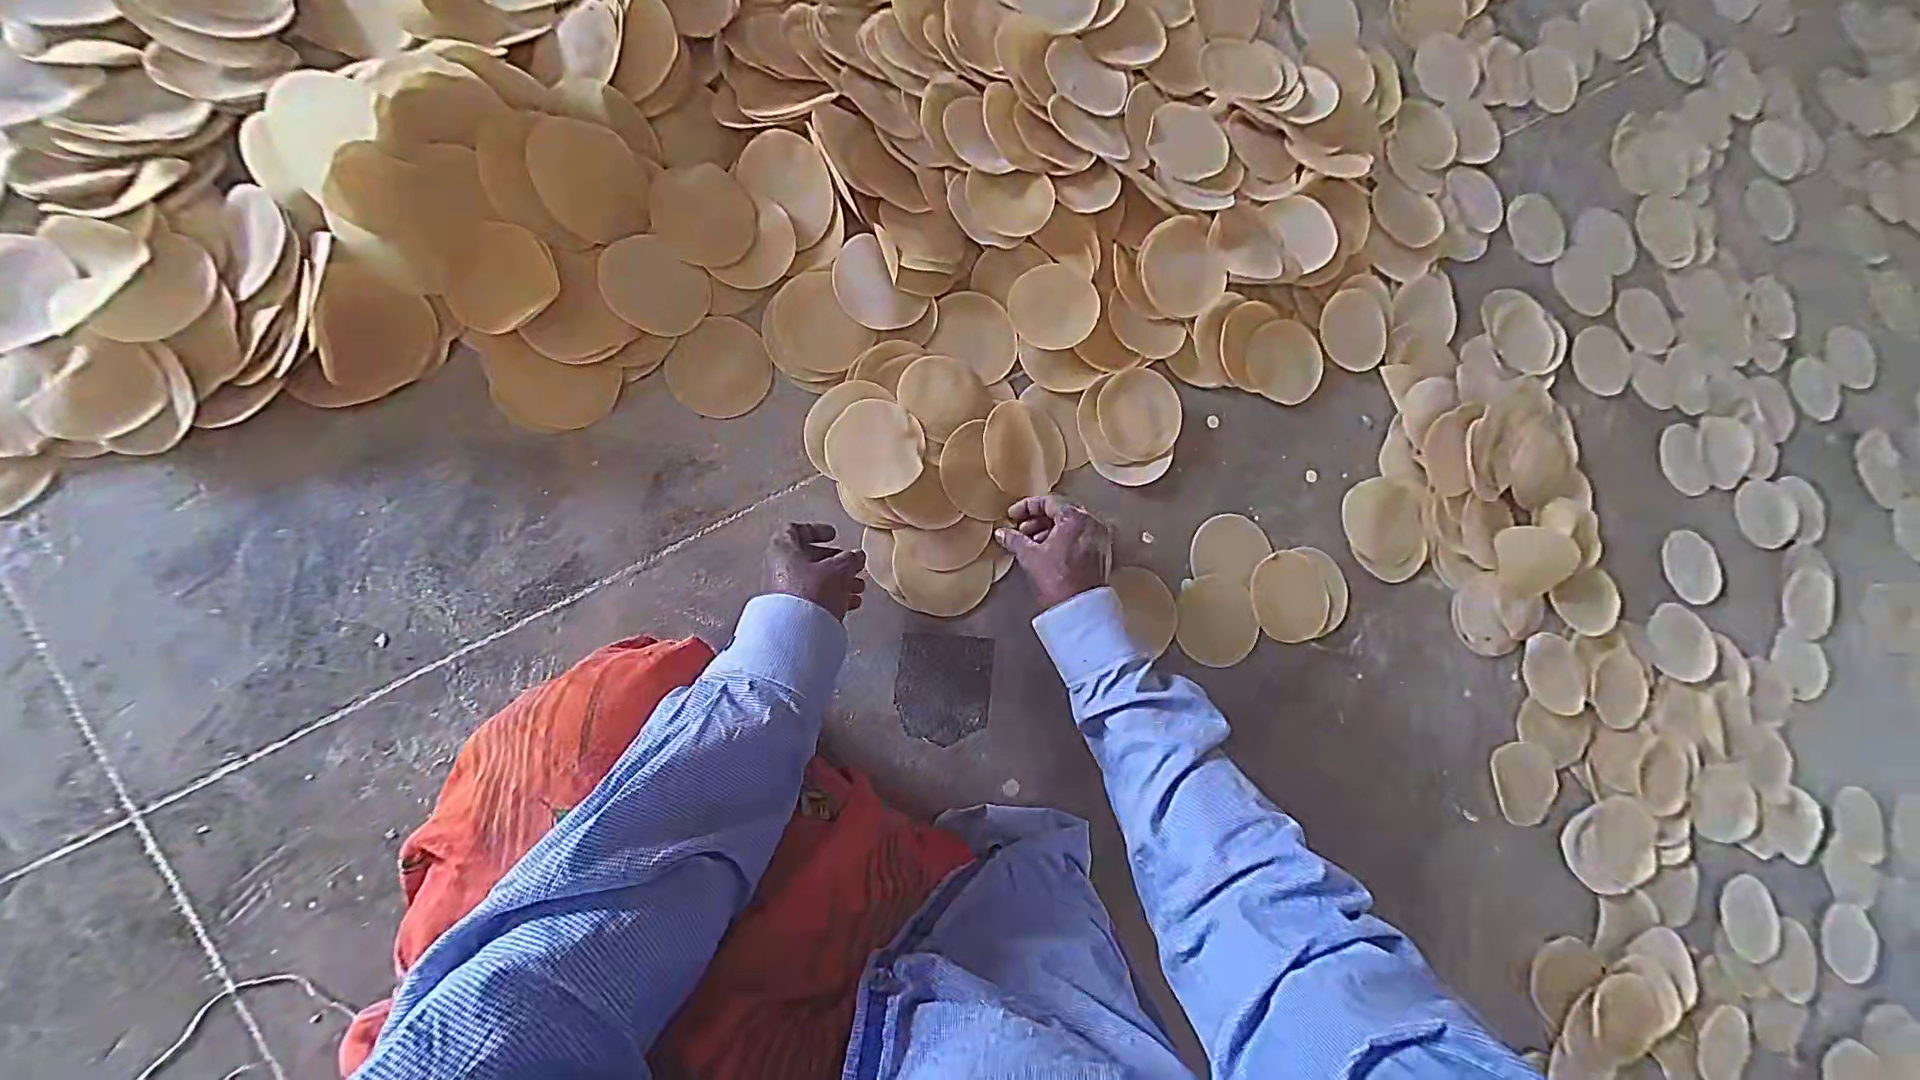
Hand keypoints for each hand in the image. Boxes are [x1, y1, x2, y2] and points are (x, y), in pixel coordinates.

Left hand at [767, 523, 865, 619]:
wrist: (796, 633)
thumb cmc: (812, 592)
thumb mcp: (839, 569)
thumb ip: (851, 559)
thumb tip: (857, 556)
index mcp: (783, 550)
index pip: (795, 530)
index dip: (816, 530)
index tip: (833, 534)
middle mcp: (779, 569)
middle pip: (808, 557)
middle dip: (835, 561)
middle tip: (852, 564)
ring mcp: (783, 591)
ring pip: (814, 580)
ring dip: (838, 581)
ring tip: (858, 587)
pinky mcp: (790, 612)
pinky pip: (812, 599)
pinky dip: (832, 597)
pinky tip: (850, 603)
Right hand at [994, 496, 1112, 609]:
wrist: (1079, 608)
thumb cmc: (1058, 580)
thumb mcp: (1030, 556)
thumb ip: (1014, 539)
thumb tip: (1002, 533)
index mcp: (1076, 518)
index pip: (1048, 502)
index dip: (1027, 507)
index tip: (1013, 515)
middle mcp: (1091, 523)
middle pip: (1061, 511)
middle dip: (1037, 520)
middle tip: (1020, 530)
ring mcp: (1099, 538)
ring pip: (1070, 525)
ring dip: (1049, 530)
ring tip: (1030, 543)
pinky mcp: (1101, 552)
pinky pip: (1079, 537)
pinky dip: (1062, 539)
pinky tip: (1046, 551)